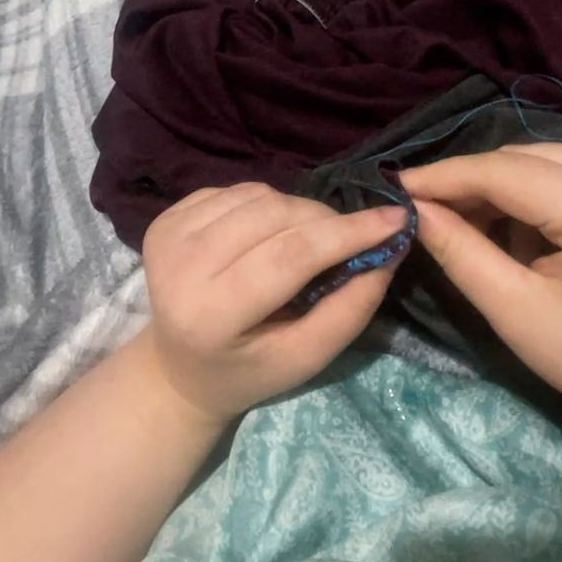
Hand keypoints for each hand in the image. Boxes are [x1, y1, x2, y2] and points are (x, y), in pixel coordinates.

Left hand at [140, 183, 404, 424]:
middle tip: (349, 238)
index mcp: (211, 314)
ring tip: (305, 241)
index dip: (346, 232)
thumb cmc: (247, 371)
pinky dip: (266, 204)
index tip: (396, 218)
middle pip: (273, 215)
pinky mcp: (165, 218)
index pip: (289, 256)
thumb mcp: (304, 358)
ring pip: (256, 194)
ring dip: (297, 209)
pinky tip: (267, 233)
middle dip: (325, 219)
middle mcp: (180, 267)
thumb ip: (349, 310)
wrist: (177, 367)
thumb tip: (389, 250)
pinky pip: (235, 191)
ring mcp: (168, 236)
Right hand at [399, 145, 561, 460]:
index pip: (508, 171)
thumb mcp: (518, 313)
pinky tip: (527, 224)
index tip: (399, 187)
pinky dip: (543, 188)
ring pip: (553, 156)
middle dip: (475, 180)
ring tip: (477, 223)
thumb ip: (460, 252)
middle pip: (530, 155)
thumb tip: (415, 208)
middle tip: (432, 212)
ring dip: (507, 183)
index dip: (447, 176)